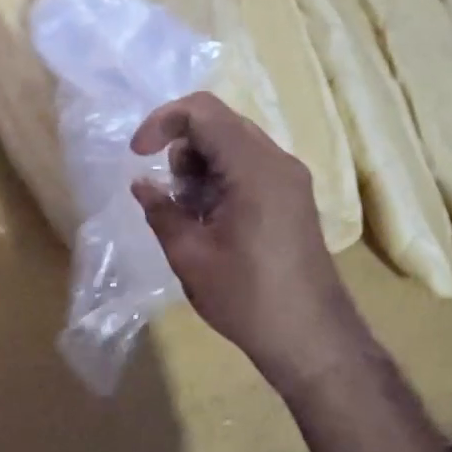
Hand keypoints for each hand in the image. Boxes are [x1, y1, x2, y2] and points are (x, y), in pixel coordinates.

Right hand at [130, 92, 371, 386]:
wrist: (313, 340)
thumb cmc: (248, 298)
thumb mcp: (190, 255)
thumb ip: (161, 210)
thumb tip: (142, 184)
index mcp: (254, 169)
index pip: (201, 111)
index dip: (162, 121)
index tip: (138, 155)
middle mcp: (277, 162)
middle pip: (218, 122)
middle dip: (180, 146)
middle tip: (168, 192)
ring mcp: (289, 179)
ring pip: (232, 143)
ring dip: (199, 164)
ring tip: (189, 212)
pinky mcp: (292, 197)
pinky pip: (247, 165)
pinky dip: (219, 177)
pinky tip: (210, 219)